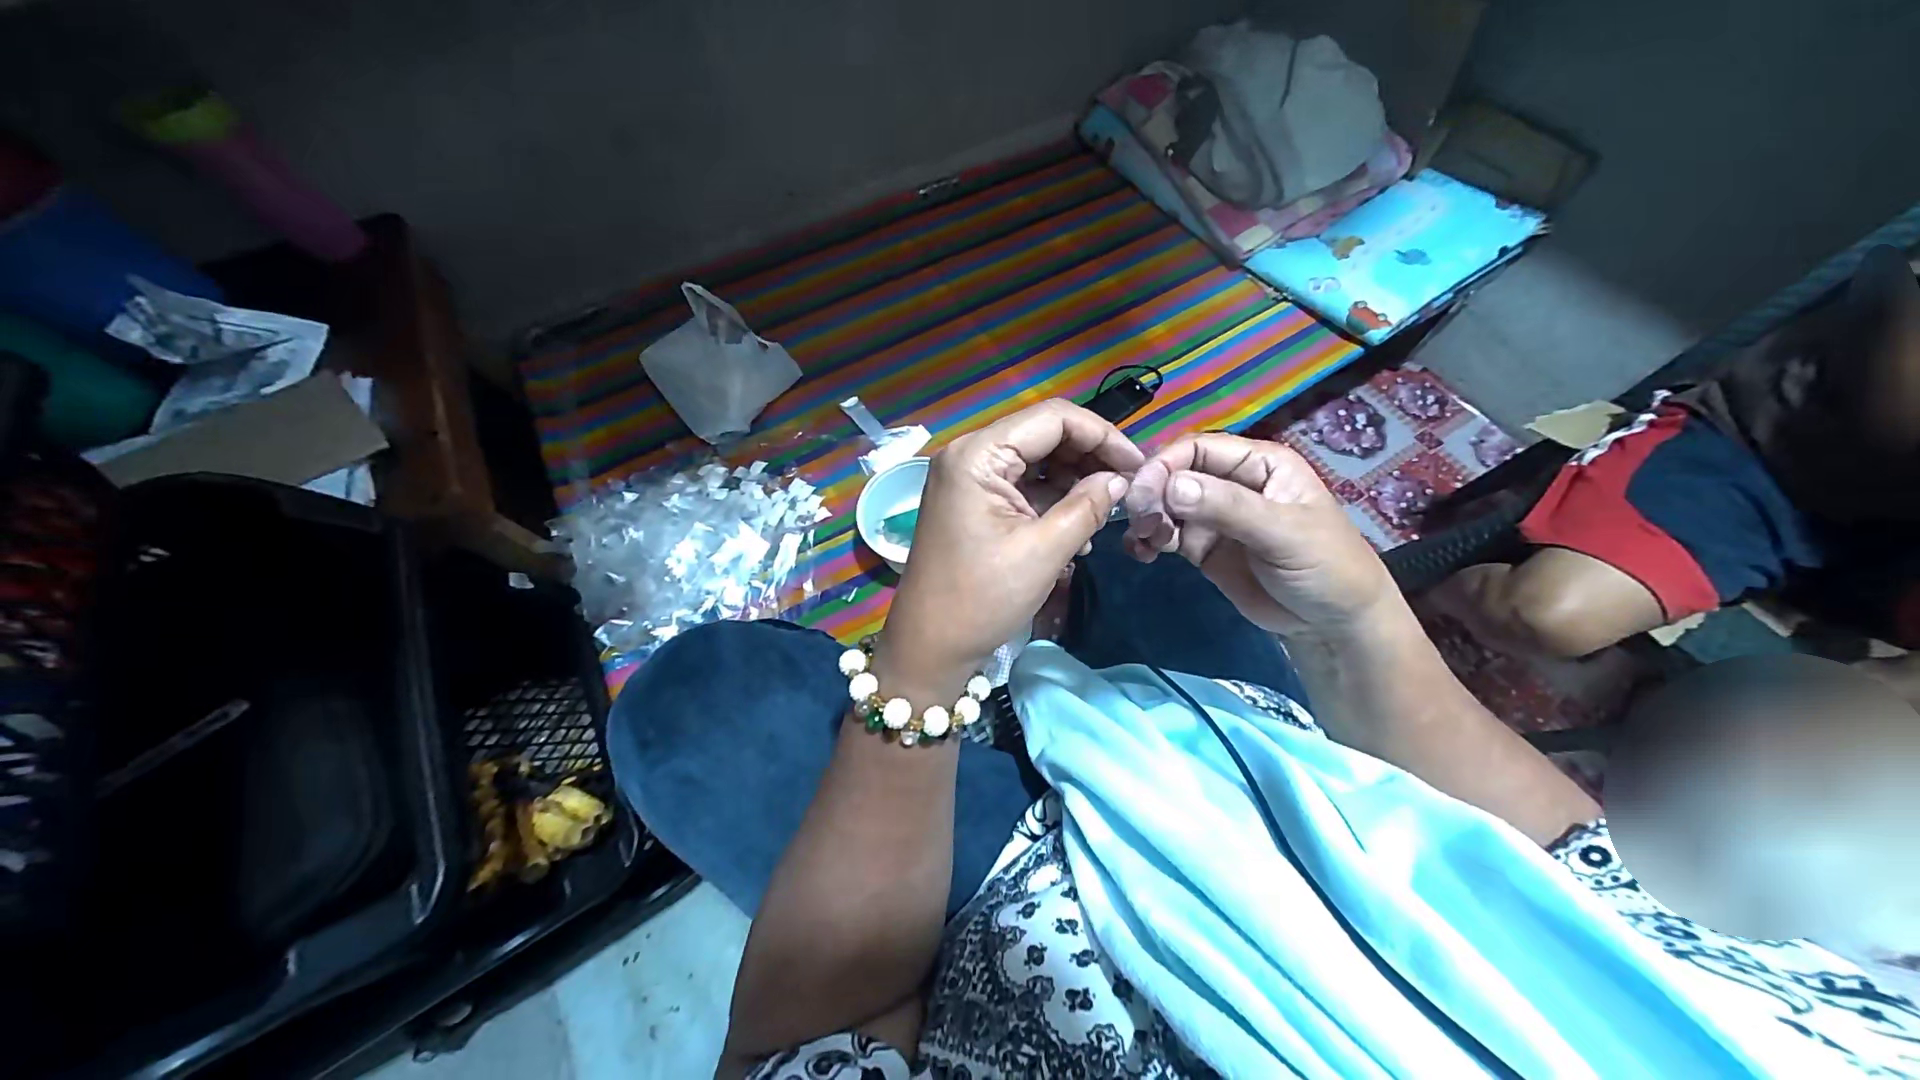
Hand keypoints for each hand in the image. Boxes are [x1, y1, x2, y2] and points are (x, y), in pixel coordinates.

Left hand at [879, 400, 1143, 697]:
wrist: (929, 645)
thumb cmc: (981, 599)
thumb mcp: (1043, 552)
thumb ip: (1087, 506)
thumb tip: (1120, 480)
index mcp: (977, 456)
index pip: (1052, 419)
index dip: (1102, 435)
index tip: (1137, 465)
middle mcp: (969, 455)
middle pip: (1043, 435)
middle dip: (1089, 457)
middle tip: (1127, 487)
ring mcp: (968, 478)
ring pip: (1036, 460)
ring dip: (1074, 480)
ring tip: (1107, 512)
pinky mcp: (973, 501)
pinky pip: (1021, 485)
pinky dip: (1052, 499)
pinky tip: (1080, 526)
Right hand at [1124, 433, 1393, 636]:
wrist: (1333, 625)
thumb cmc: (1326, 567)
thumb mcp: (1283, 533)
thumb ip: (1228, 508)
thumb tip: (1170, 487)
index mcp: (1259, 463)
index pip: (1198, 449)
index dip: (1166, 465)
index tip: (1142, 493)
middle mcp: (1232, 482)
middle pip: (1175, 474)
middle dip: (1152, 494)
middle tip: (1140, 522)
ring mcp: (1214, 516)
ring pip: (1165, 505)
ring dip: (1147, 519)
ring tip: (1143, 542)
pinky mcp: (1202, 547)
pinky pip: (1166, 534)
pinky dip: (1148, 541)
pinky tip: (1142, 554)